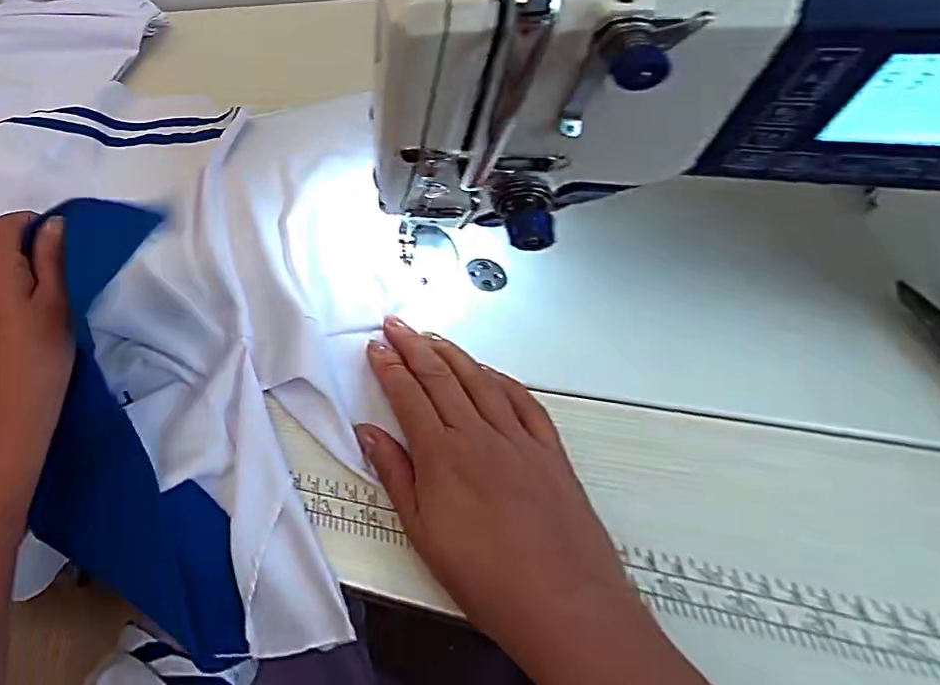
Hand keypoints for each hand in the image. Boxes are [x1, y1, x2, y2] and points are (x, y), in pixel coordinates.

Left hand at [0, 212, 72, 448]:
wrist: (13, 417)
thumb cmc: (39, 356)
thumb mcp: (55, 301)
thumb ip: (52, 258)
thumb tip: (52, 222)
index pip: (6, 223)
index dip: (34, 221)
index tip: (64, 242)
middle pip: (5, 244)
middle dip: (38, 245)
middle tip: (70, 268)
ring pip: (8, 268)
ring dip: (35, 269)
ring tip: (64, 291)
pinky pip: (7, 290)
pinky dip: (28, 288)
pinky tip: (49, 312)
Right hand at [354, 318, 705, 684]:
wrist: (571, 615)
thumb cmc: (488, 579)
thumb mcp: (422, 533)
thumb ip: (395, 475)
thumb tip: (368, 433)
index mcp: (443, 456)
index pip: (408, 394)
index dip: (388, 366)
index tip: (374, 346)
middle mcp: (480, 438)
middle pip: (441, 377)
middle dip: (413, 345)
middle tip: (395, 324)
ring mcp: (520, 444)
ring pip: (480, 382)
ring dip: (453, 353)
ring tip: (432, 335)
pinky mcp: (553, 457)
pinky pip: (526, 405)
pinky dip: (503, 380)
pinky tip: (489, 372)